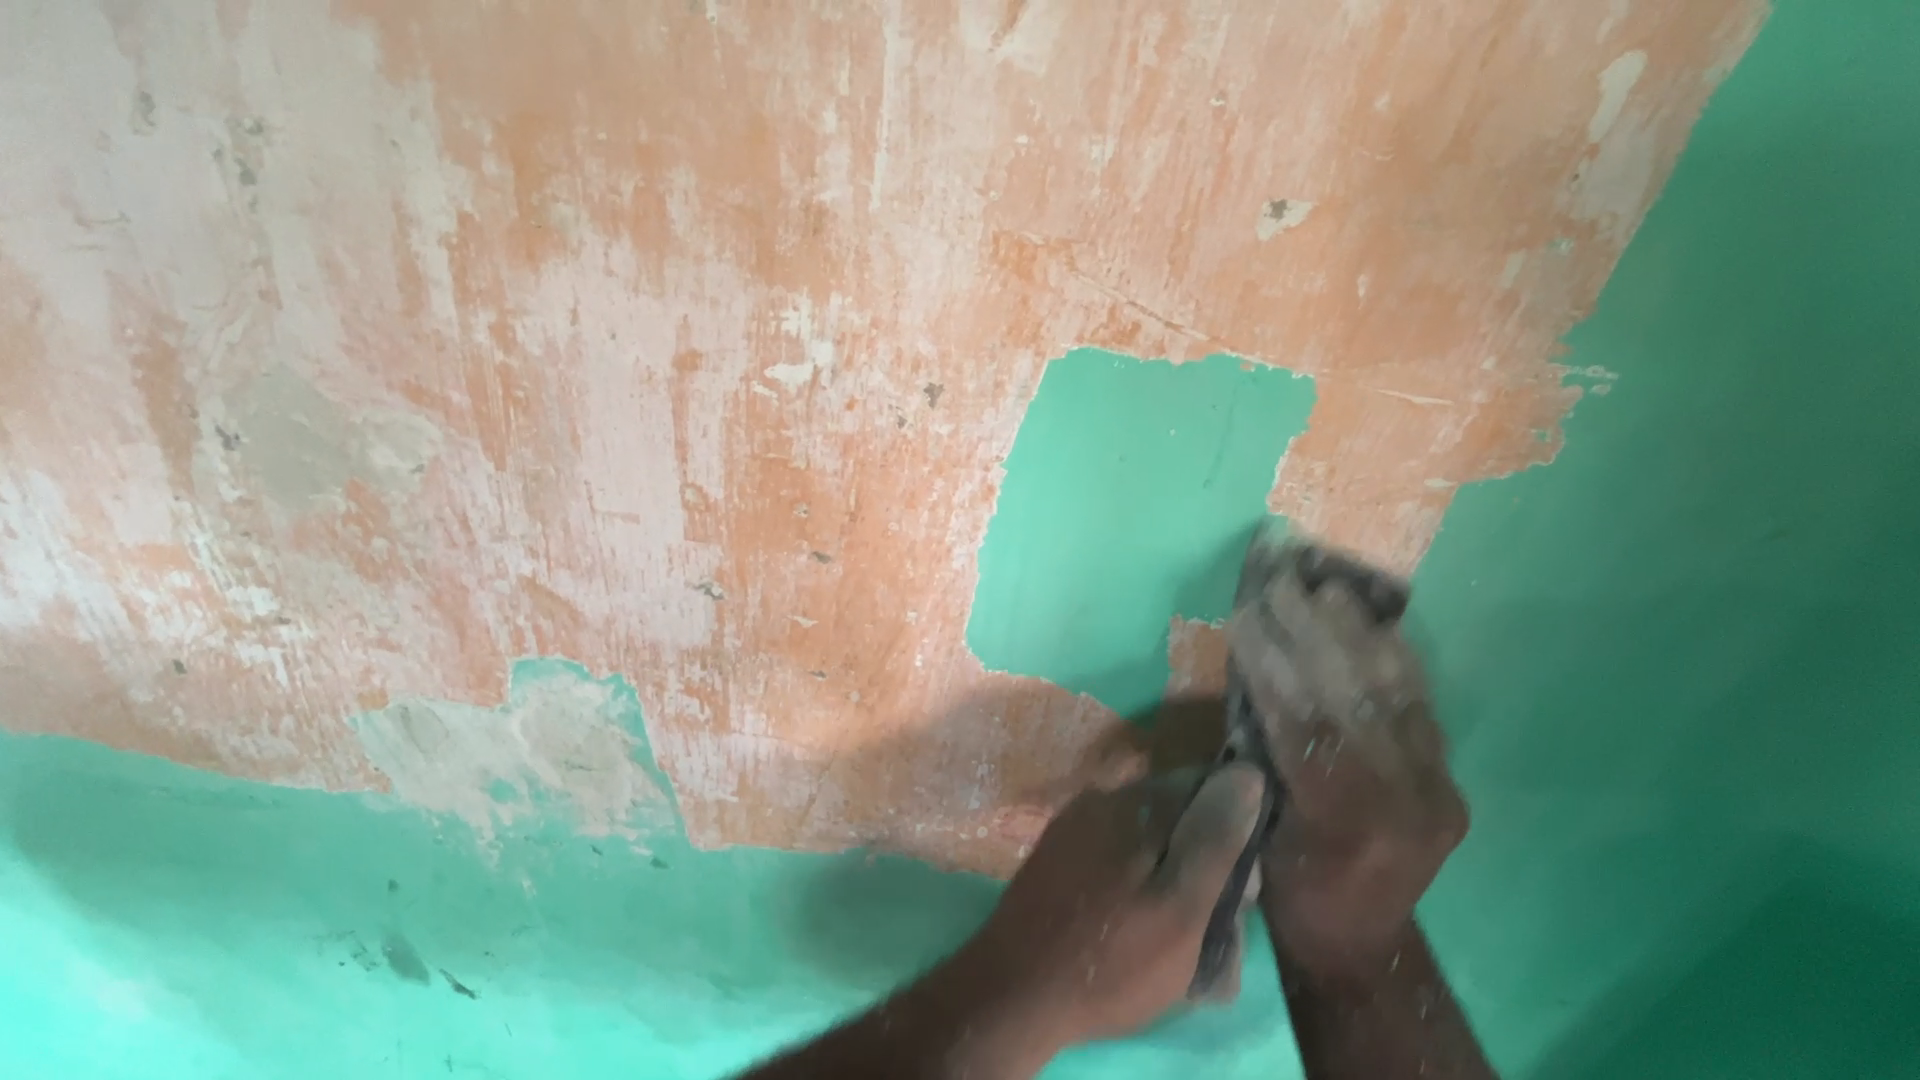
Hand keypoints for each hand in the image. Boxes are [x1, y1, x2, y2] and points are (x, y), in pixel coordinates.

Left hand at [953, 764, 1266, 1052]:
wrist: (1015, 991)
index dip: (1236, 837)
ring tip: (1183, 948)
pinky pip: (1118, 861)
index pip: (1208, 790)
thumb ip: (1215, 838)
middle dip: (1206, 868)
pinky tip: (1141, 935)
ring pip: (1150, 844)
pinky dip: (1141, 892)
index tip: (1242, 889)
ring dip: (1175, 886)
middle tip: (1214, 932)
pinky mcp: (1060, 857)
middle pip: (1178, 819)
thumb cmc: (1111, 960)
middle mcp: (1104, 799)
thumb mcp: (1181, 907)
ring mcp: (1076, 827)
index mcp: (1135, 802)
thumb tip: (1248, 772)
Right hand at [1230, 575, 1468, 980]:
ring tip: (1323, 584)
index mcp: (1343, 823)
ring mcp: (1436, 789)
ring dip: (1354, 632)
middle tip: (1281, 580)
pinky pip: (1421, 706)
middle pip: (1354, 698)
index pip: (1304, 724)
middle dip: (1312, 631)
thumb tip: (1252, 675)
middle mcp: (1404, 803)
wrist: (1359, 938)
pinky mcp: (1449, 780)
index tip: (1244, 613)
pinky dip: (1392, 658)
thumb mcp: (1254, 828)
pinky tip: (1368, 621)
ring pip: (1395, 694)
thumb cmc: (1287, 889)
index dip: (1272, 663)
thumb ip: (1257, 755)